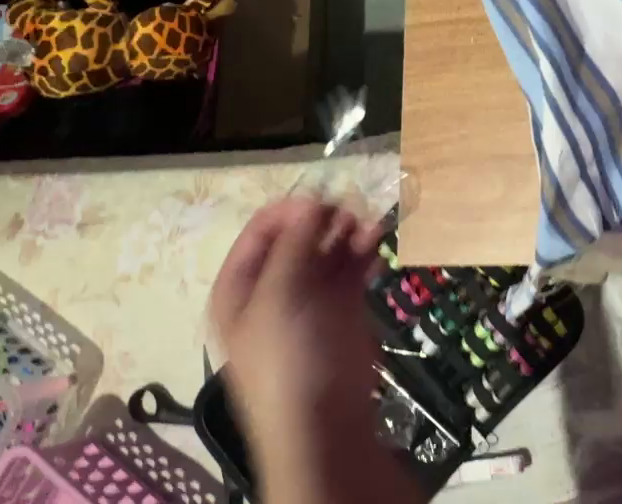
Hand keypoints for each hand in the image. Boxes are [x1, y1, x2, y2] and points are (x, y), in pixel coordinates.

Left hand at [209, 196, 409, 503]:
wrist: (323, 421)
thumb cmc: (287, 360)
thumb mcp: (279, 299)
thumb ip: (294, 245)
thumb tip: (310, 198)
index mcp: (242, 284)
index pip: (264, 228)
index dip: (293, 209)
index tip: (325, 201)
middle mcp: (274, 283)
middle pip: (300, 233)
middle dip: (328, 218)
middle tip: (355, 212)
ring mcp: (310, 294)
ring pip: (330, 245)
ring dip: (351, 230)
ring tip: (371, 228)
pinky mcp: (343, 303)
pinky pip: (353, 264)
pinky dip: (365, 248)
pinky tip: (379, 241)